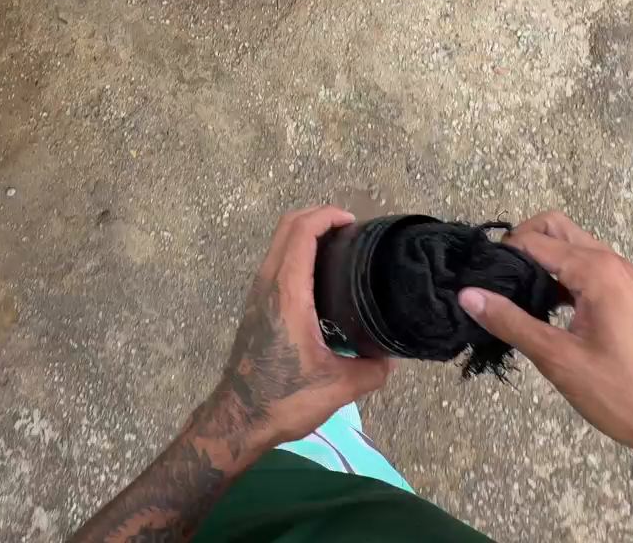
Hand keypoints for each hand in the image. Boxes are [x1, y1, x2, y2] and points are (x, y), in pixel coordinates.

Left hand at [199, 206, 391, 454]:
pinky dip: (297, 249)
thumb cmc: (284, 397)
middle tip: (350, 228)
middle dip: (317, 215)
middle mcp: (269, 282)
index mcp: (288, 291)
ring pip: (279, 241)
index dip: (327, 216)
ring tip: (339, 245)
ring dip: (305, 231)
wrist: (240, 417)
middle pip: (287, 226)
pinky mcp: (257, 302)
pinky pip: (277, 258)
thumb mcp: (337, 387)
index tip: (353, 221)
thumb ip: (372, 370)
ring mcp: (258, 290)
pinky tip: (320, 273)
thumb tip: (392, 358)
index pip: (302, 232)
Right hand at [459, 213, 632, 542]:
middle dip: (520, 242)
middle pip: (553, 227)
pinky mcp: (628, 296)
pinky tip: (546, 308)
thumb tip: (467, 294)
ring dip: (541, 257)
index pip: (532, 240)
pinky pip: (585, 266)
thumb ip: (509, 321)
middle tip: (498, 278)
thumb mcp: (558, 359)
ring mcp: (624, 278)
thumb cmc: (623, 394)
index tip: (479, 279)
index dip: (500, 255)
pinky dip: (560, 273)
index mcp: (595, 270)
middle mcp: (611, 263)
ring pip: (571, 244)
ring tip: (517, 293)